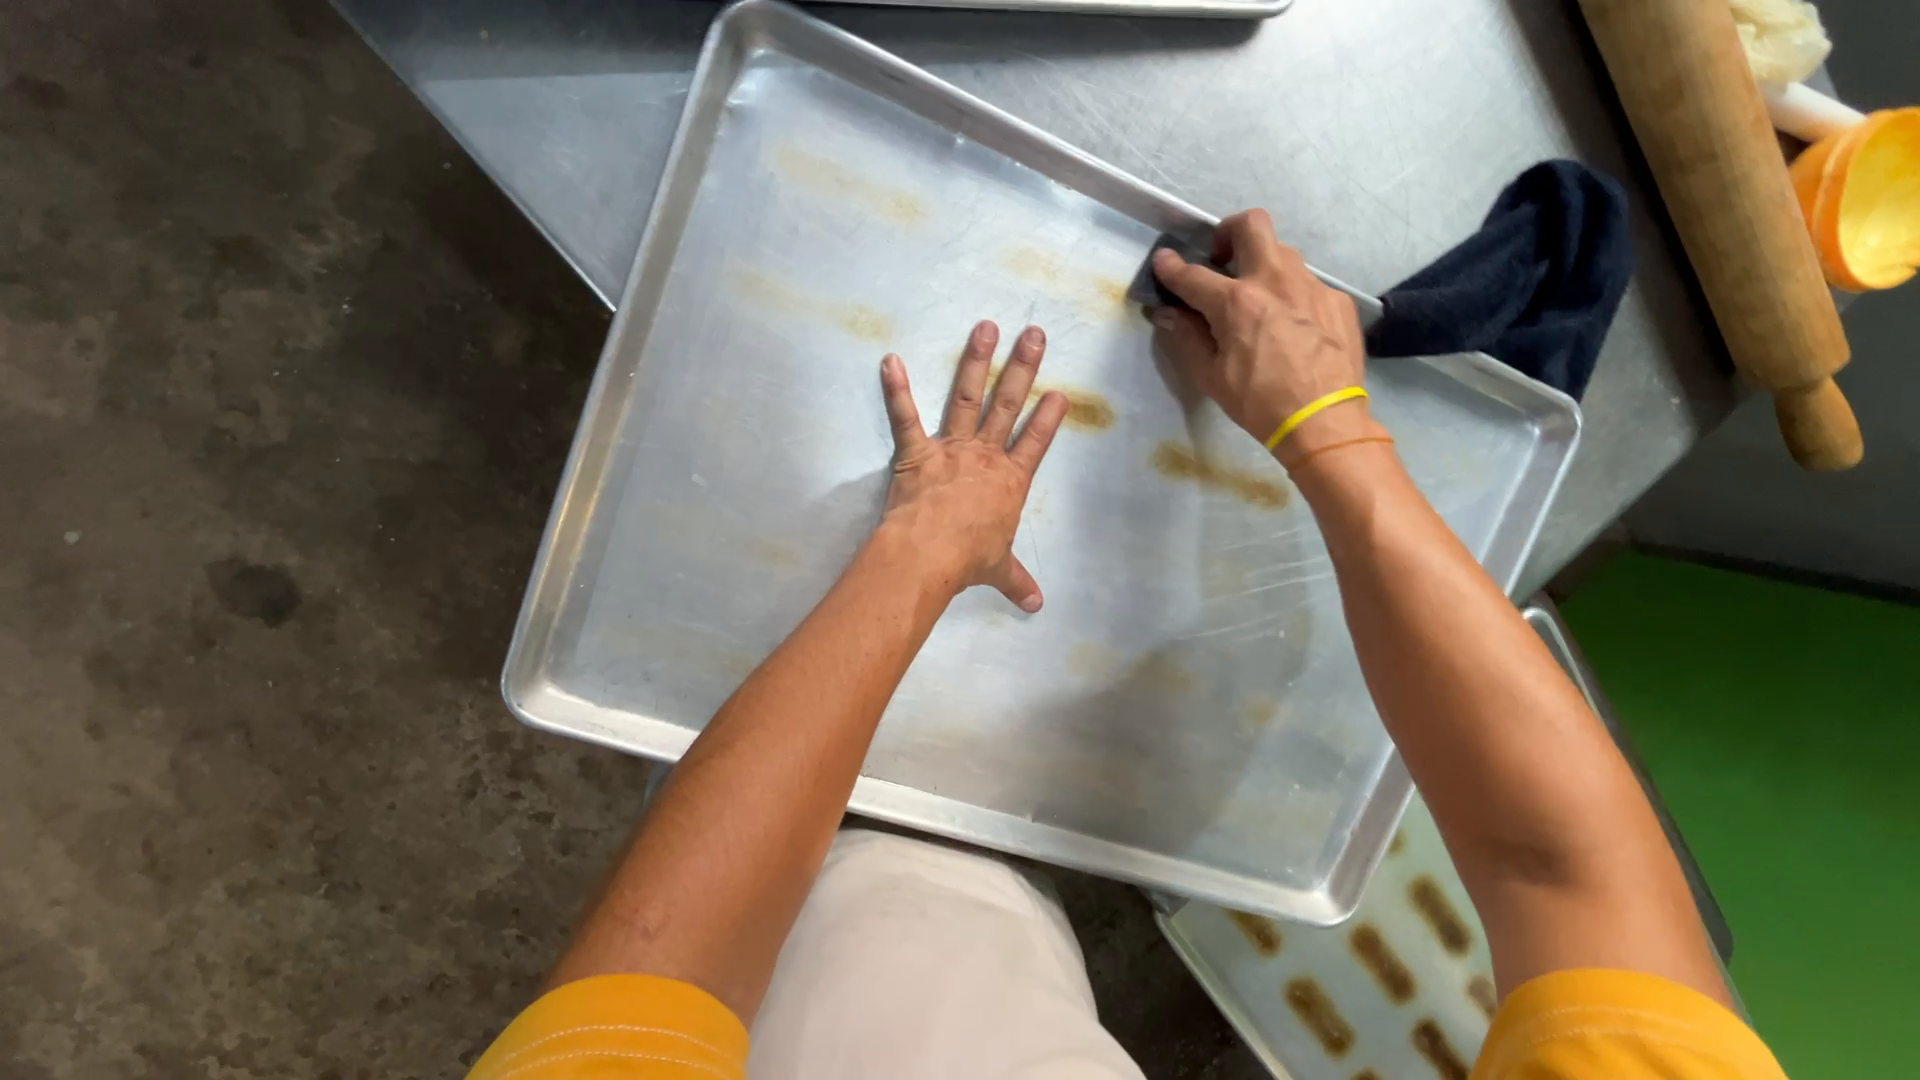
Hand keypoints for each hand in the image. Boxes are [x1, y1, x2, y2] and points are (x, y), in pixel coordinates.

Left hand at [877, 321, 1067, 611]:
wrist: (930, 555)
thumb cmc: (968, 560)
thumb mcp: (998, 569)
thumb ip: (1017, 581)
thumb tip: (1036, 605)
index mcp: (1009, 481)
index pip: (1035, 443)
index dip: (1048, 418)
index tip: (1059, 392)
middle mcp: (984, 456)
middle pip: (1007, 405)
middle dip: (1022, 368)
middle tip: (1034, 333)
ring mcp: (950, 449)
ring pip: (966, 398)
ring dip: (976, 362)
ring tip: (985, 327)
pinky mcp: (915, 451)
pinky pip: (904, 416)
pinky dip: (896, 389)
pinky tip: (890, 359)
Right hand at [1150, 210, 1374, 464]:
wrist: (1323, 420)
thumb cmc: (1258, 403)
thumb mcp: (1212, 376)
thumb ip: (1188, 337)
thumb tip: (1168, 314)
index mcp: (1237, 302)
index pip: (1194, 275)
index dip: (1172, 267)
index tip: (1163, 261)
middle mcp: (1275, 281)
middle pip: (1251, 225)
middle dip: (1228, 231)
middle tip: (1221, 258)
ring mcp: (1311, 286)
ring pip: (1283, 253)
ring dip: (1262, 265)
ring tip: (1258, 300)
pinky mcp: (1336, 301)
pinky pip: (1308, 284)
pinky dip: (1290, 296)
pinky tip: (1291, 327)